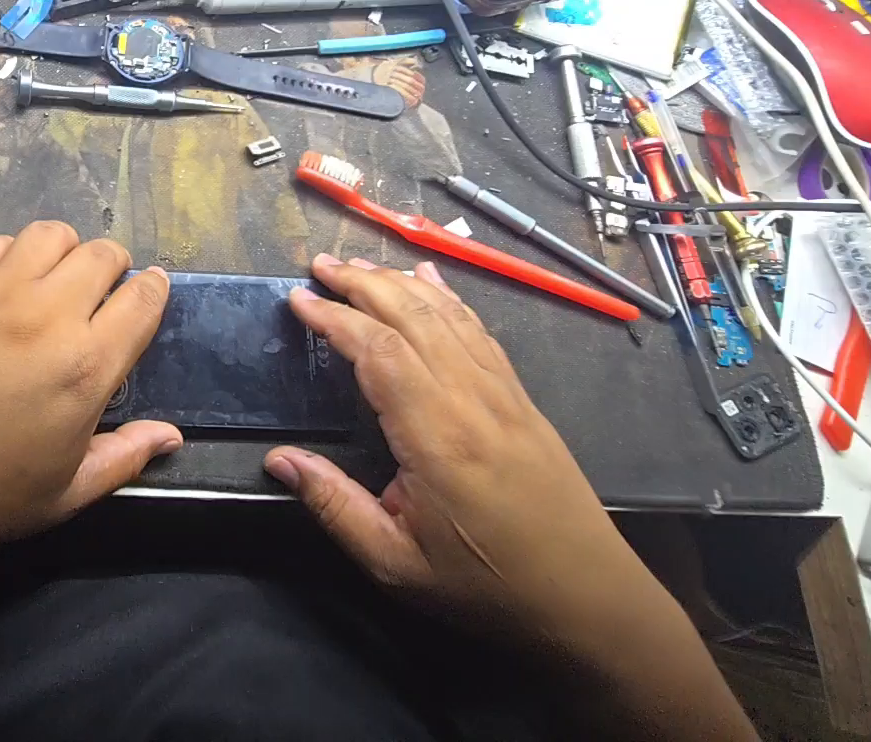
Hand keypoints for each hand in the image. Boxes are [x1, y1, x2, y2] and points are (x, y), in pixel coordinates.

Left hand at [0, 221, 179, 583]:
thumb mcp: (68, 493)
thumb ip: (126, 455)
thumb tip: (172, 434)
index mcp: (87, 367)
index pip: (143, 299)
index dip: (154, 289)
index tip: (150, 291)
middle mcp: (49, 315)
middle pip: (102, 254)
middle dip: (114, 267)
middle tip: (101, 292)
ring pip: (51, 234)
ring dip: (64, 251)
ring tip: (54, 280)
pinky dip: (11, 255)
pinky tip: (4, 286)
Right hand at [265, 255, 680, 658]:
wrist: (592, 605)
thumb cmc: (487, 587)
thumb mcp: (395, 564)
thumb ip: (334, 506)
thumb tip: (278, 458)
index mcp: (438, 437)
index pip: (379, 352)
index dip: (335, 318)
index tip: (298, 300)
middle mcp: (472, 400)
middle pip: (412, 318)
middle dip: (362, 284)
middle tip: (319, 265)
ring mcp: (503, 393)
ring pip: (447, 317)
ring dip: (399, 283)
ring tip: (358, 265)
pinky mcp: (521, 398)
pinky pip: (479, 332)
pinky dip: (449, 298)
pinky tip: (430, 279)